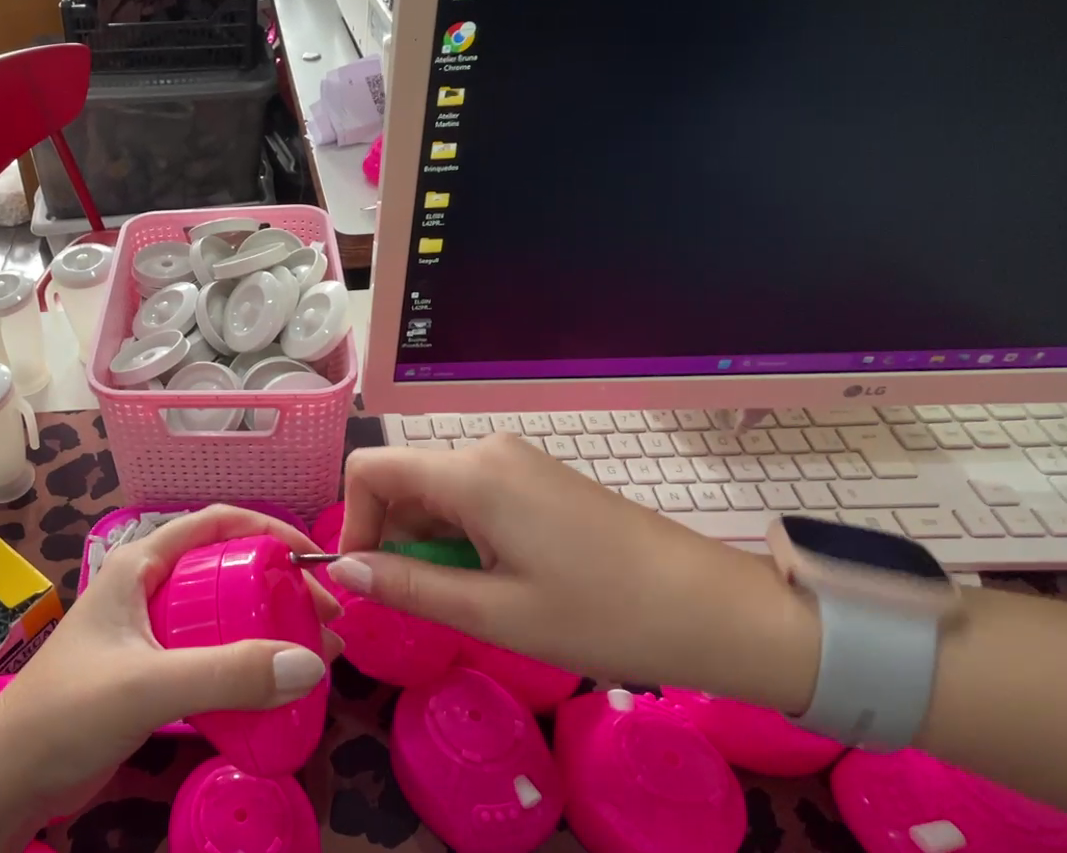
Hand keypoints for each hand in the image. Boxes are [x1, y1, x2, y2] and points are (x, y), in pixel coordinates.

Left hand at [0, 505, 342, 820]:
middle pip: (224, 567)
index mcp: (138, 565)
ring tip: (313, 656)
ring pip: (219, 612)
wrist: (10, 776)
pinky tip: (271, 688)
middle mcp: (145, 587)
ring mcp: (147, 630)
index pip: (214, 523)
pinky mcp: (149, 671)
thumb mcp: (148, 685)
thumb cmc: (68, 711)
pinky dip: (243, 663)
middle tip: (324, 622)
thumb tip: (311, 664)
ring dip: (265, 628)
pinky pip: (208, 652)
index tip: (316, 563)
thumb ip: (226, 674)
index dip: (269, 531)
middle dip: (277, 586)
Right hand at [333, 435, 819, 712]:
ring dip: (431, 543)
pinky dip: (463, 536)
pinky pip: (473, 497)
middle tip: (422, 602)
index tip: (368, 577)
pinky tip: (499, 579)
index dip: (353, 521)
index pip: (370, 469)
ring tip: (471, 598)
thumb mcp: (494, 613)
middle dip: (395, 538)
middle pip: (403, 482)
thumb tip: (345, 570)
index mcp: (470, 473)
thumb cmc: (603, 616)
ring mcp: (517, 462)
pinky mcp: (539, 479)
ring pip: (437, 493)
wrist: (721, 613)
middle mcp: (487, 451)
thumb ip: (408, 586)